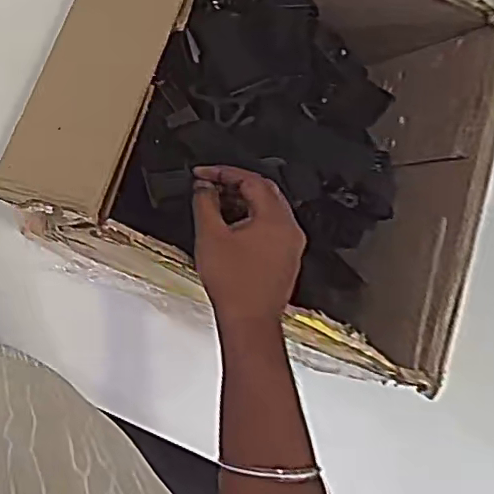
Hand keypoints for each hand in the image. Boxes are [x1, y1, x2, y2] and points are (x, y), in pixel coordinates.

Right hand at [191, 165, 305, 327]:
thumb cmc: (234, 285)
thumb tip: (204, 187)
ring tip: (215, 205)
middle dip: (234, 184)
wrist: (249, 320)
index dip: (223, 172)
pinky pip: (270, 227)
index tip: (203, 174)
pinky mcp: (285, 258)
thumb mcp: (210, 235)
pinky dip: (250, 219)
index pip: (251, 180)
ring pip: (268, 209)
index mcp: (275, 219)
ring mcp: (290, 245)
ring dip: (242, 202)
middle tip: (209, 185)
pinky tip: (229, 228)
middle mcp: (289, 229)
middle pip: (264, 191)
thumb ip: (205, 203)